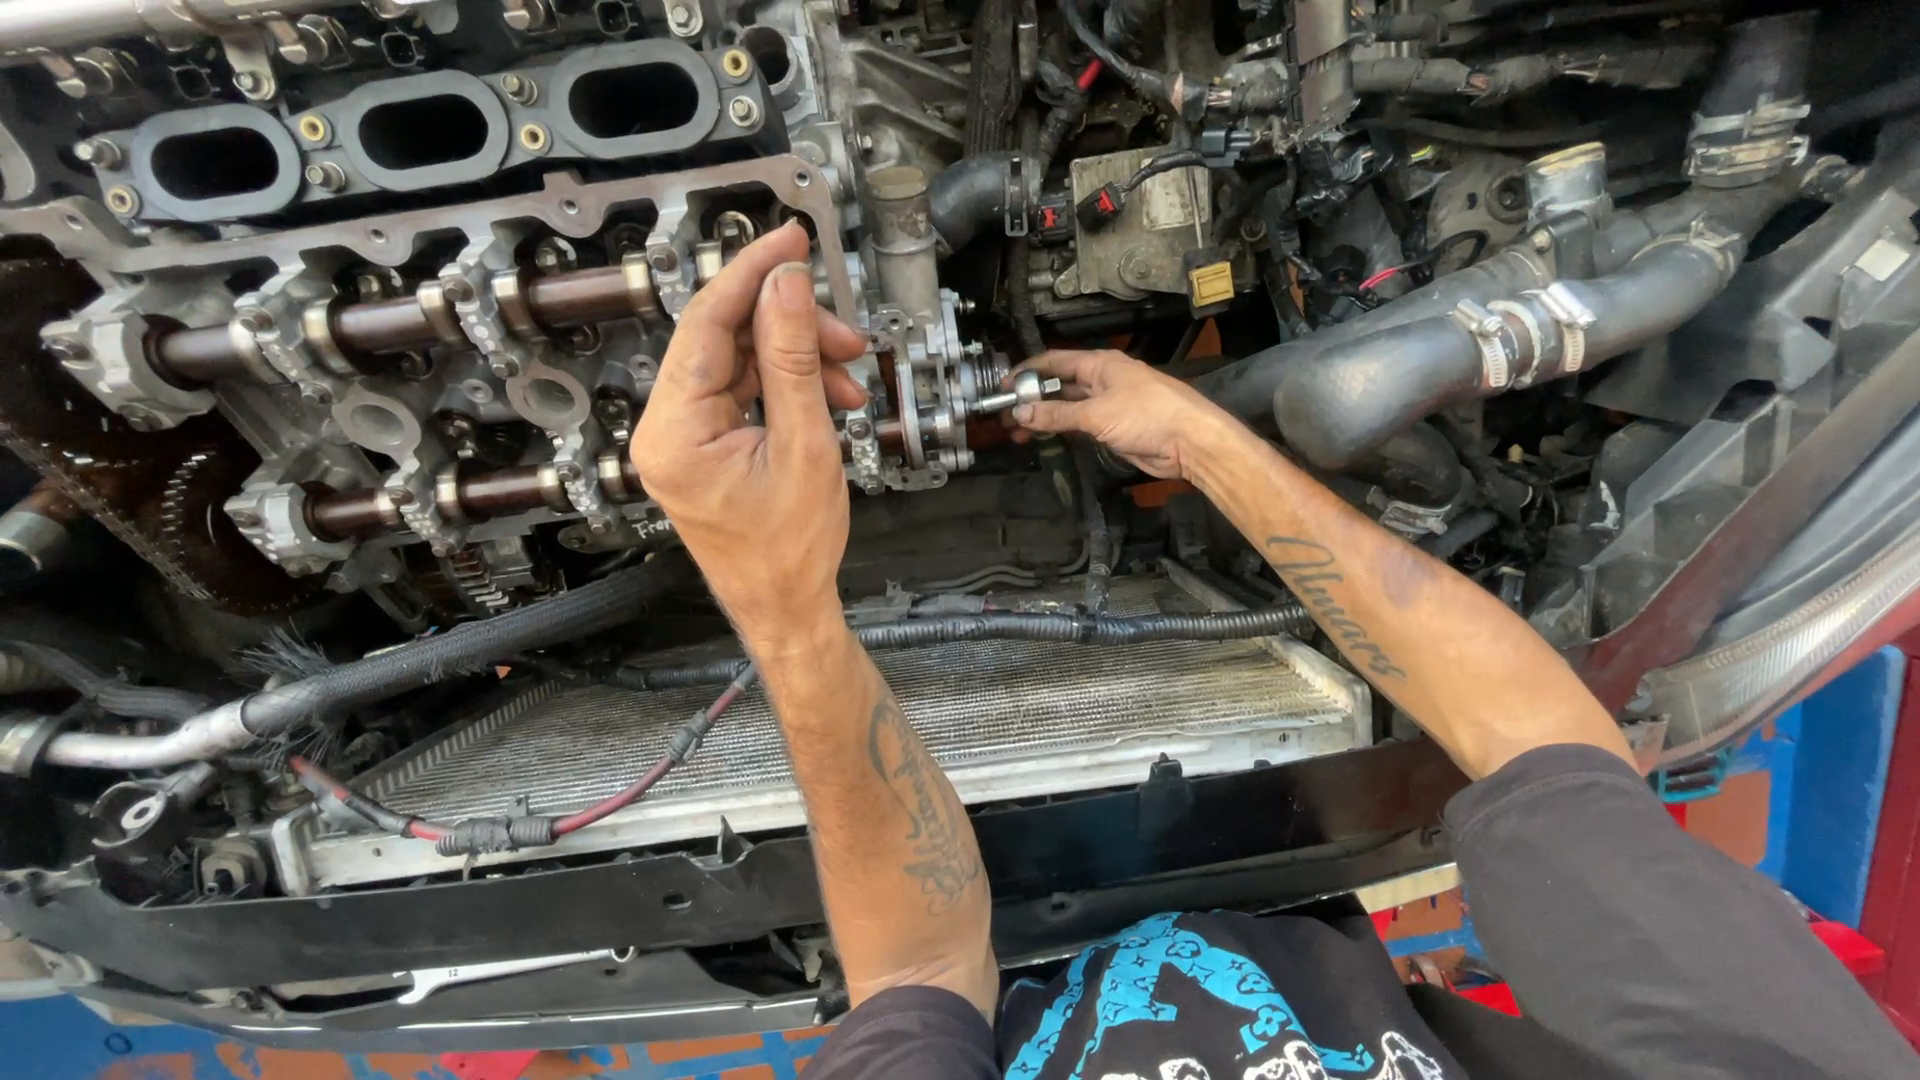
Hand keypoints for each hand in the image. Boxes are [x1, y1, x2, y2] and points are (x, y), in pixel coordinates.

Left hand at [630, 222, 868, 642]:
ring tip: (850, 377)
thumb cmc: (793, 547)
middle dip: (790, 328)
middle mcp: (664, 429)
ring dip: (796, 360)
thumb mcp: (805, 446)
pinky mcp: (702, 445)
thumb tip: (787, 287)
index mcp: (674, 432)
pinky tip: (828, 396)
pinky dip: (786, 387)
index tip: (790, 241)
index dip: (751, 275)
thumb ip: (793, 360)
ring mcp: (681, 438)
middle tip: (847, 335)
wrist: (785, 604)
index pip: (705, 324)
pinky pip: (743, 393)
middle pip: (723, 340)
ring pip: (738, 363)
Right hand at [1008, 350, 1236, 479]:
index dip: (1027, 371)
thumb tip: (1021, 412)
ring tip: (1017, 432)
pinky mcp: (1113, 428)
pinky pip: (1079, 425)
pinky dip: (1060, 430)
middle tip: (1005, 415)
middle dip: (1031, 399)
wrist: (1190, 442)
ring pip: (1067, 408)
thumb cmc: (1149, 415)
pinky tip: (1043, 438)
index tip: (1003, 386)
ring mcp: (1108, 405)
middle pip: (1058, 386)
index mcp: (1099, 365)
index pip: (1054, 362)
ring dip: (1043, 418)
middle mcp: (1102, 381)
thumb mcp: (1097, 414)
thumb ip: (1057, 414)